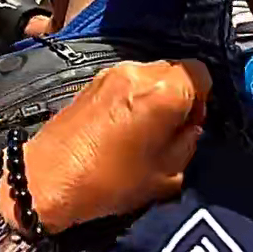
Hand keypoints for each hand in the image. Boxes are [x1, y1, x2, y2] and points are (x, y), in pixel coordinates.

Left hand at [3, 60, 208, 232]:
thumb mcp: (168, 173)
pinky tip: (124, 126)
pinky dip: (132, 97)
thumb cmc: (109, 180)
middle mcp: (134, 72)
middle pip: (173, 71)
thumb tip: (191, 127)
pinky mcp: (88, 82)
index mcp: (160, 90)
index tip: (193, 123)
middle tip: (171, 130)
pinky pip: (124, 82)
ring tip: (145, 131)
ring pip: (148, 75)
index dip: (204, 99)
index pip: (201, 73)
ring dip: (153, 97)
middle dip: (179, 97)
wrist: (49, 177)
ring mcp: (107, 74)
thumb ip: (189, 142)